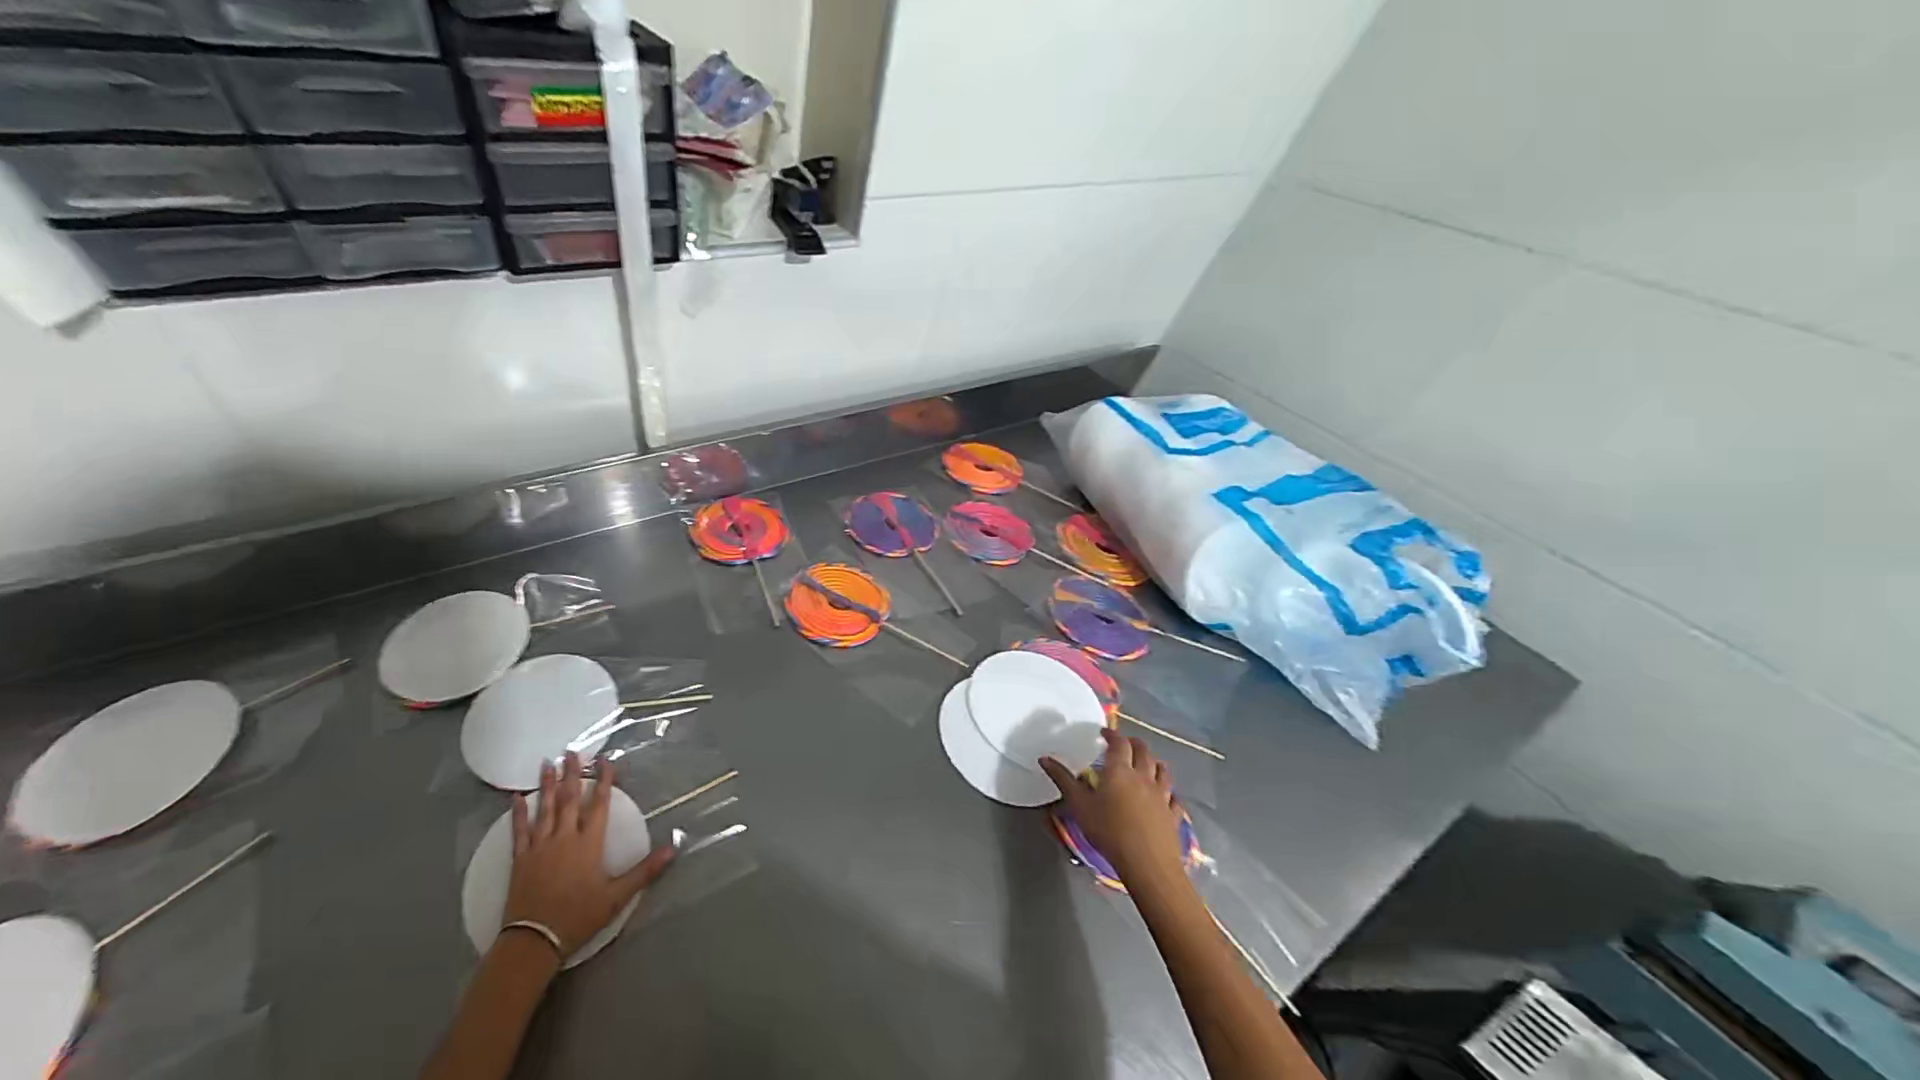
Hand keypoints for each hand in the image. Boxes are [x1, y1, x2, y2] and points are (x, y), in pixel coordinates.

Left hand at [504, 752, 674, 954]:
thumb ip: (645, 870)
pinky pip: (519, 830)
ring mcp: (539, 846)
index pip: (599, 804)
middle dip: (573, 774)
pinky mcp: (520, 859)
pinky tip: (515, 797)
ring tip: (548, 763)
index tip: (604, 760)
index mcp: (589, 843)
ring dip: (547, 785)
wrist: (534, 940)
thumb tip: (673, 848)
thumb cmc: (579, 916)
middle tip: (573, 751)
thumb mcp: (617, 896)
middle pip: (570, 799)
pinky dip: (517, 813)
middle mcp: (564, 838)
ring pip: (545, 809)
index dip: (603, 781)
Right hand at [1040, 729, 1184, 883]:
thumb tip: (1044, 758)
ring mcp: (1162, 795)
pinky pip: (1174, 798)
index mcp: (1120, 770)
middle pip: (1143, 751)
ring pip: (1162, 770)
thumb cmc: (1108, 830)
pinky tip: (1165, 796)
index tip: (1103, 733)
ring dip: (1154, 762)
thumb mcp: (1079, 805)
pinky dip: (1169, 792)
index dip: (1112, 734)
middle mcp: (1144, 776)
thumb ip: (1063, 780)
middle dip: (1133, 743)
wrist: (1147, 863)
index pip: (1119, 743)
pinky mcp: (1173, 814)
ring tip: (1146, 764)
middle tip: (1124, 744)